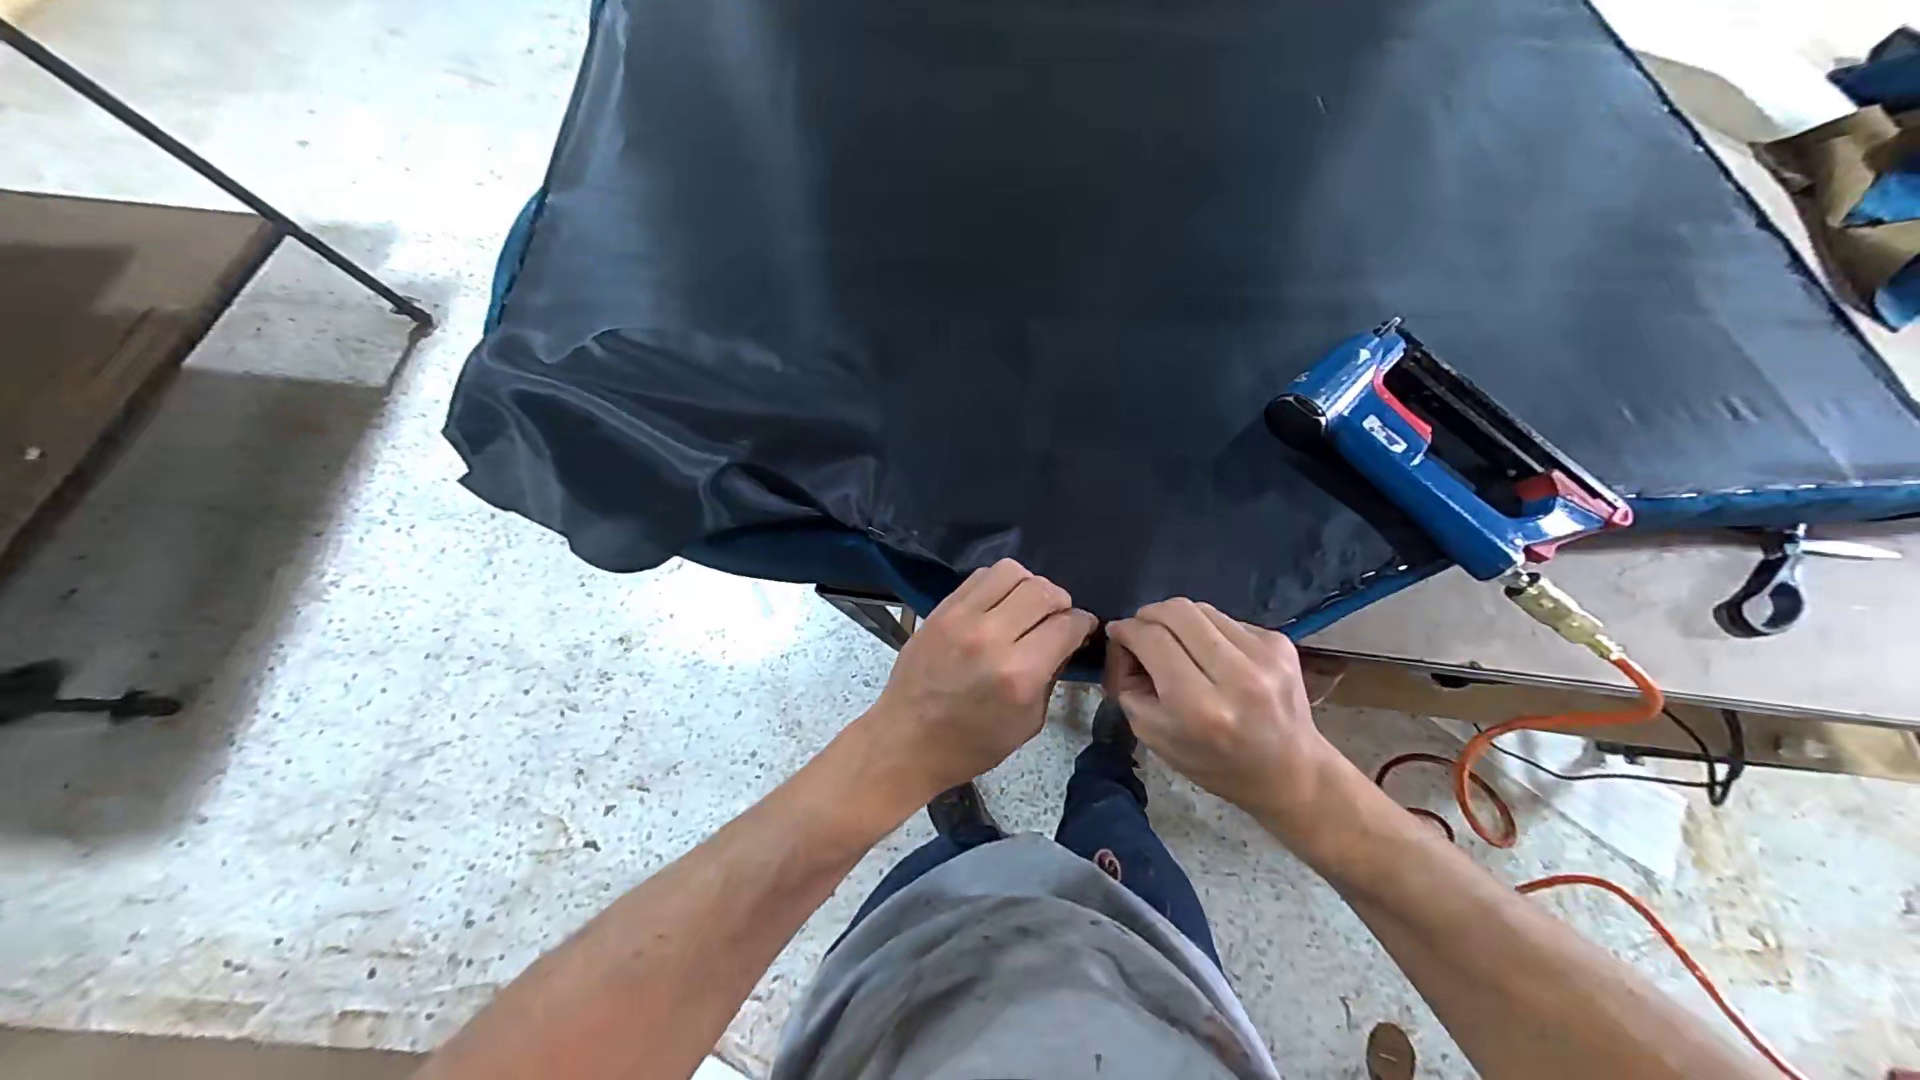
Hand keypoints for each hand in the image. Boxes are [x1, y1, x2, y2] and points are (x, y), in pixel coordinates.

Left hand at [862, 559, 1096, 800]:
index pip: (1066, 625)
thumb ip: (1050, 675)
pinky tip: (999, 604)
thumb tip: (1065, 640)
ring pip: (1011, 571)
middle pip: (1043, 591)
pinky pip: (979, 576)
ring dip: (1030, 585)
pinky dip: (998, 584)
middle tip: (1057, 617)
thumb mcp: (1028, 722)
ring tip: (1027, 605)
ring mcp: (961, 619)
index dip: (1083, 623)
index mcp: (1019, 675)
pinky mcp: (941, 610)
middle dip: (1061, 602)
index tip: (1083, 628)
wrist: (906, 739)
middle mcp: (991, 638)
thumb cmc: (971, 743)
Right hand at [1105, 598, 1349, 824]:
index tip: (1117, 632)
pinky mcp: (1280, 643)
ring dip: (1178, 620)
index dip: (1126, 629)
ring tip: (1176, 644)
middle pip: (1176, 611)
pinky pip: (1226, 619)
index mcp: (1199, 707)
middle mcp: (1236, 676)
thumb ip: (1130, 685)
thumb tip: (1125, 640)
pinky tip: (1211, 655)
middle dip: (1148, 614)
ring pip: (1201, 609)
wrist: (1291, 772)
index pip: (1152, 639)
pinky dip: (1207, 631)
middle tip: (1142, 632)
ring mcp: (1264, 655)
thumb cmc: (1214, 763)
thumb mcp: (1154, 736)